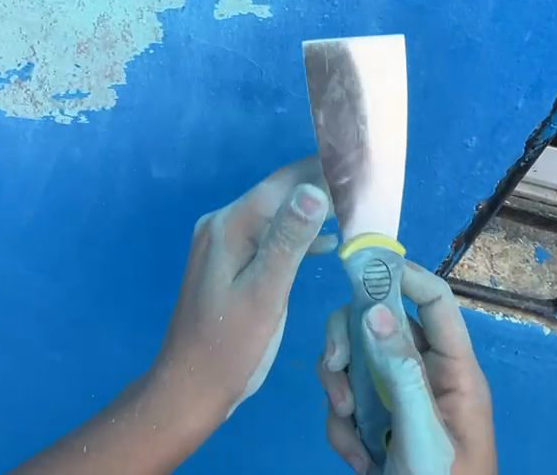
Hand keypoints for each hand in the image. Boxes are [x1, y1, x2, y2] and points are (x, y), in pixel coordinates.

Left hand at [149, 156, 333, 428]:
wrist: (190, 388)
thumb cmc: (230, 347)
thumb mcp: (265, 294)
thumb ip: (288, 241)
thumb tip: (313, 190)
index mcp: (229, 225)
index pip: (282, 183)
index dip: (320, 171)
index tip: (359, 168)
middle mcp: (223, 223)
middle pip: (279, 195)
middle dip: (320, 188)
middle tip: (366, 191)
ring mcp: (225, 242)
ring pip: (276, 215)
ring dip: (312, 212)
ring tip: (355, 211)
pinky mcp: (231, 262)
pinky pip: (269, 237)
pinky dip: (297, 237)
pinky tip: (327, 243)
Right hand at [319, 262, 496, 474]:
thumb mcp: (423, 439)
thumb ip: (401, 373)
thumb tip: (377, 308)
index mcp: (453, 371)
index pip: (434, 300)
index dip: (401, 273)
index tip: (357, 266)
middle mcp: (425, 374)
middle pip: (379, 320)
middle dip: (348, 343)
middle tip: (334, 370)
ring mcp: (399, 397)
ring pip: (354, 358)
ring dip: (340, 391)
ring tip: (349, 432)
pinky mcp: (378, 421)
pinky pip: (346, 398)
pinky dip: (341, 425)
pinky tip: (356, 460)